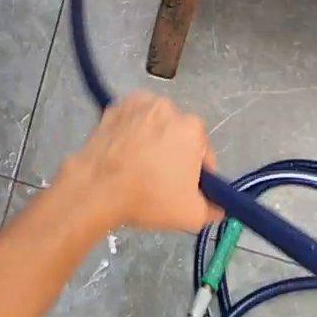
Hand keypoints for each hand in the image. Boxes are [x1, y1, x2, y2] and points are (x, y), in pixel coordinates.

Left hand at [61, 92, 220, 232]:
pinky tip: (125, 151)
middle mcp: (168, 107)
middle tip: (161, 178)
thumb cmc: (150, 197)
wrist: (99, 186)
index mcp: (192, 128)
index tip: (186, 188)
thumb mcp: (193, 215)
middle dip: (175, 153)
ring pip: (155, 124)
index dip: (198, 173)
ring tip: (140, 165)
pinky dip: (132, 130)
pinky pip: (132, 118)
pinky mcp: (116, 105)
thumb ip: (214, 208)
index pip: (204, 151)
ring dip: (153, 138)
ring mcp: (139, 102)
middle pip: (179, 134)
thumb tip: (218, 206)